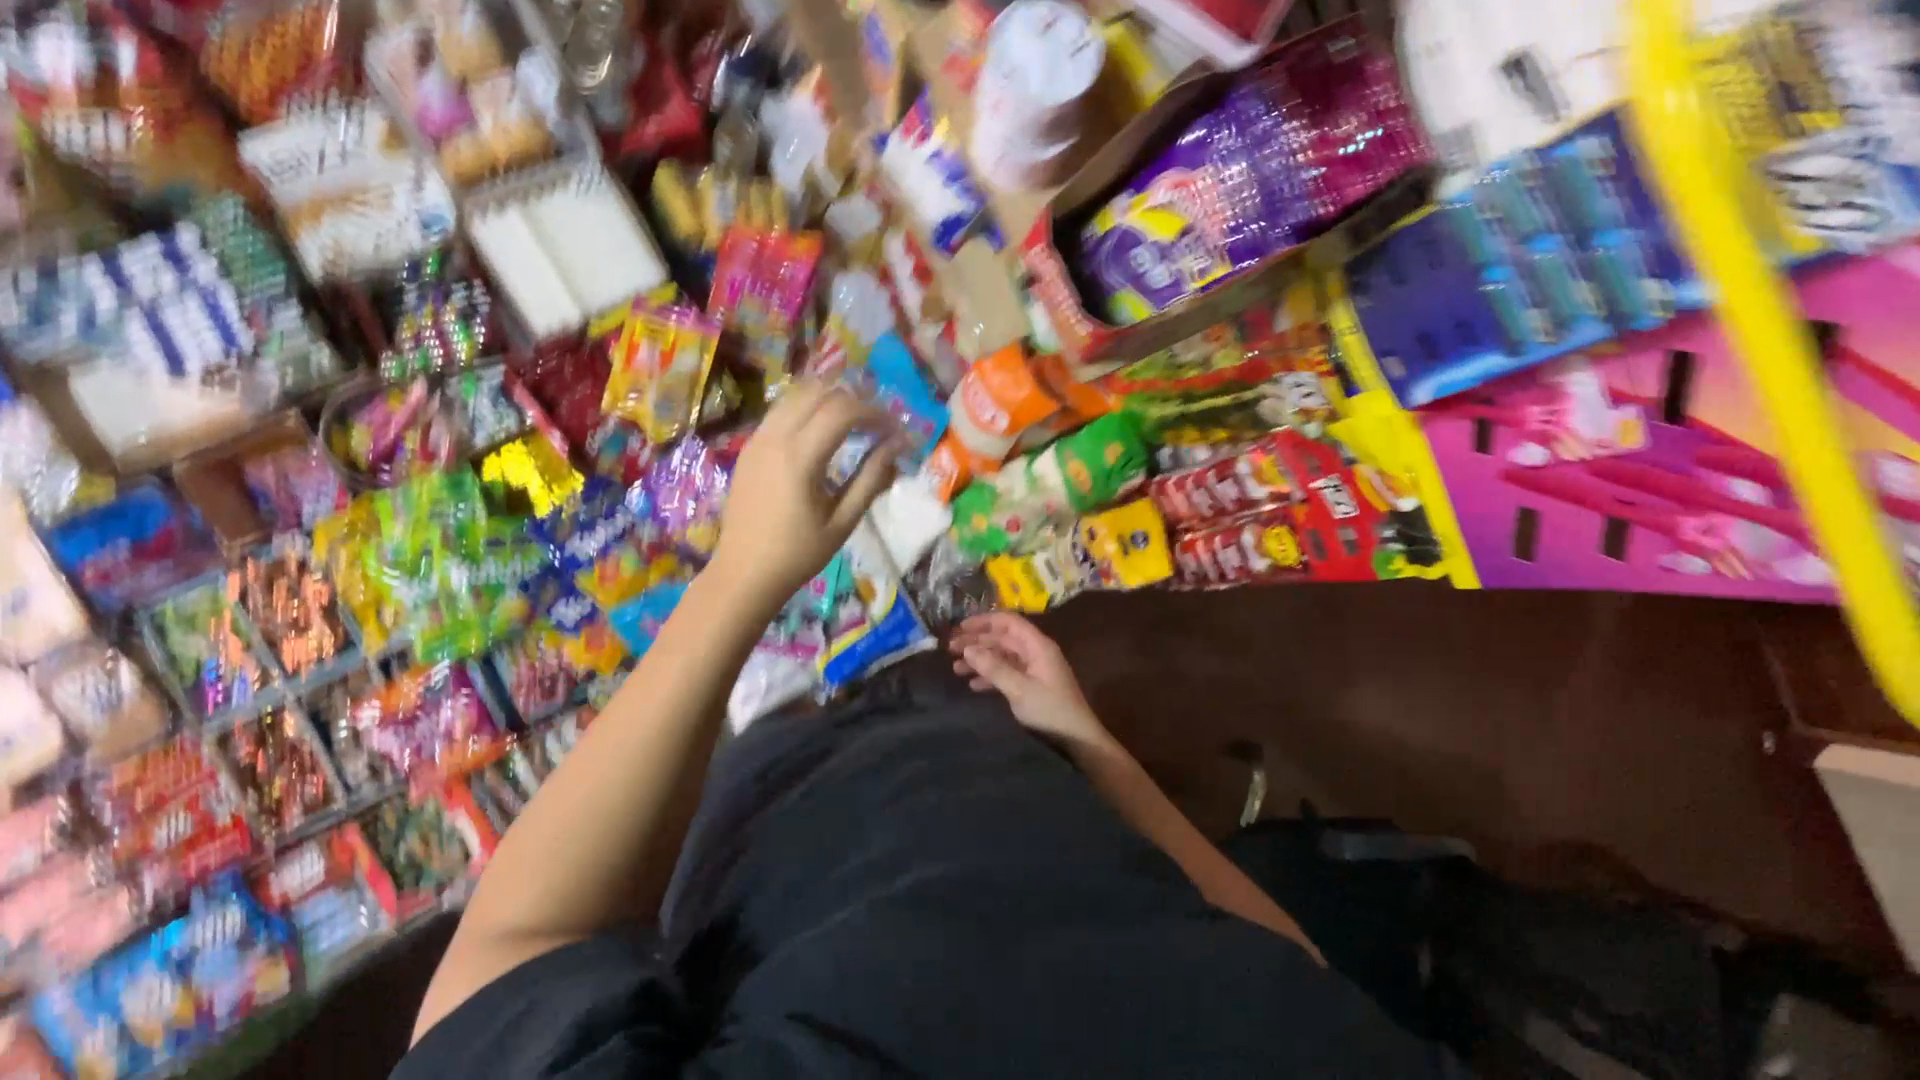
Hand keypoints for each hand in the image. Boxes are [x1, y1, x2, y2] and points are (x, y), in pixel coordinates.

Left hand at [710, 381, 896, 605]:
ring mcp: (757, 440)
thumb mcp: (843, 521)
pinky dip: (806, 410)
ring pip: (796, 395)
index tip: (895, 431)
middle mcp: (774, 438)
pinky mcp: (749, 448)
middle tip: (876, 423)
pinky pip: (780, 412)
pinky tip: (822, 434)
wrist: (744, 574)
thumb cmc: (798, 554)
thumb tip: (898, 446)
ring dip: (828, 400)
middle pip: (818, 391)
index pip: (843, 410)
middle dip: (853, 400)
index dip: (875, 413)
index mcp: (799, 457)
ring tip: (853, 423)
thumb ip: (871, 478)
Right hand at [950, 613, 1113, 751]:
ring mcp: (1034, 668)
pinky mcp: (1032, 684)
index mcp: (1037, 646)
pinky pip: (1007, 672)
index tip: (960, 628)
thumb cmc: (1049, 710)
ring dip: (980, 660)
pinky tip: (973, 684)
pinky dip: (990, 675)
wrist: (1076, 737)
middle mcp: (1036, 651)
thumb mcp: (1019, 689)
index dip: (983, 622)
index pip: (1008, 622)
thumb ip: (993, 668)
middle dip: (977, 642)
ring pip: (1002, 656)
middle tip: (950, 649)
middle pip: (1002, 638)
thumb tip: (968, 649)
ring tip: (956, 668)